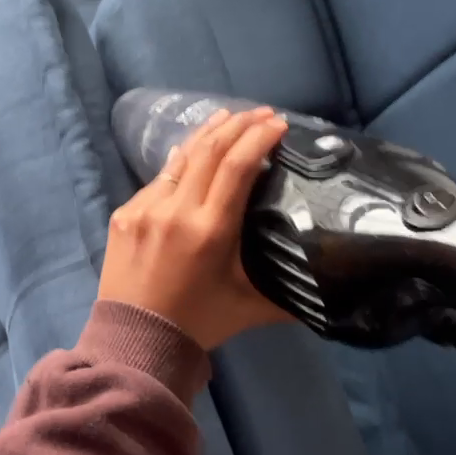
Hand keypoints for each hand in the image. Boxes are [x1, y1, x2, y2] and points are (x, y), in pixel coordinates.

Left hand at [98, 106, 294, 349]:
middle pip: (209, 150)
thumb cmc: (199, 323)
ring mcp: (144, 210)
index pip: (238, 166)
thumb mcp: (249, 307)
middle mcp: (176, 211)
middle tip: (261, 113)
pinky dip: (180, 165)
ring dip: (207, 135)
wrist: (135, 341)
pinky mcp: (124, 215)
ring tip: (228, 119)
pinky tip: (190, 157)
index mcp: (210, 231)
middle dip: (238, 123)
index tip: (279, 124)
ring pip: (180, 159)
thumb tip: (331, 290)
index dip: (260, 137)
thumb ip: (289, 295)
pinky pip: (157, 181)